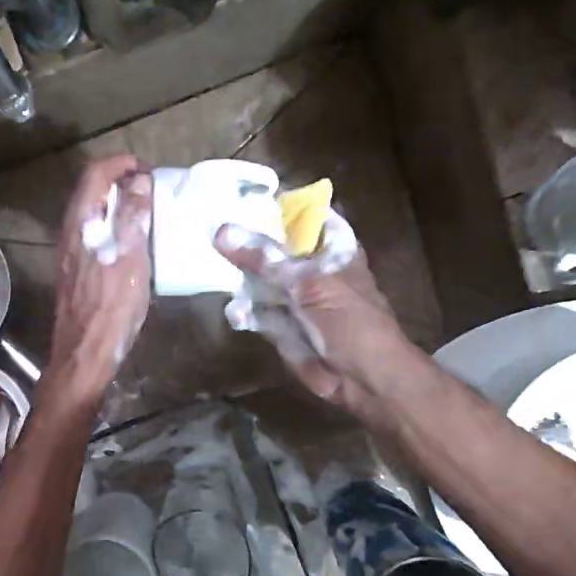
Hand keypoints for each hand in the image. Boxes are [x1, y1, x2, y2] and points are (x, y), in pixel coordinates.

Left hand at [48, 155, 152, 401]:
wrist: (83, 355)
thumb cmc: (111, 308)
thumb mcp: (131, 259)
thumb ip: (133, 217)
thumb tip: (139, 180)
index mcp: (81, 223)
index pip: (95, 173)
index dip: (121, 163)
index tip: (149, 170)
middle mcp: (69, 232)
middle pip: (91, 190)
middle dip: (121, 180)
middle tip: (152, 189)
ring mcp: (70, 252)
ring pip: (92, 213)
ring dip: (117, 204)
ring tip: (147, 212)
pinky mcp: (75, 270)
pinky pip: (94, 234)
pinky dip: (113, 226)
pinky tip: (133, 242)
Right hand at [214, 210, 415, 415]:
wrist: (363, 380)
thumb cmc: (350, 322)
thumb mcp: (309, 282)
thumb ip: (265, 258)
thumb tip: (221, 231)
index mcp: (333, 249)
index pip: (307, 215)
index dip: (280, 204)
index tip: (243, 195)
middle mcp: (312, 269)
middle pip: (275, 248)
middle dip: (246, 243)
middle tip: (212, 230)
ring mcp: (296, 299)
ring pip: (260, 281)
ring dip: (241, 281)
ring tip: (217, 273)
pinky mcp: (282, 327)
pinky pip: (256, 313)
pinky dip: (245, 313)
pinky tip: (237, 315)